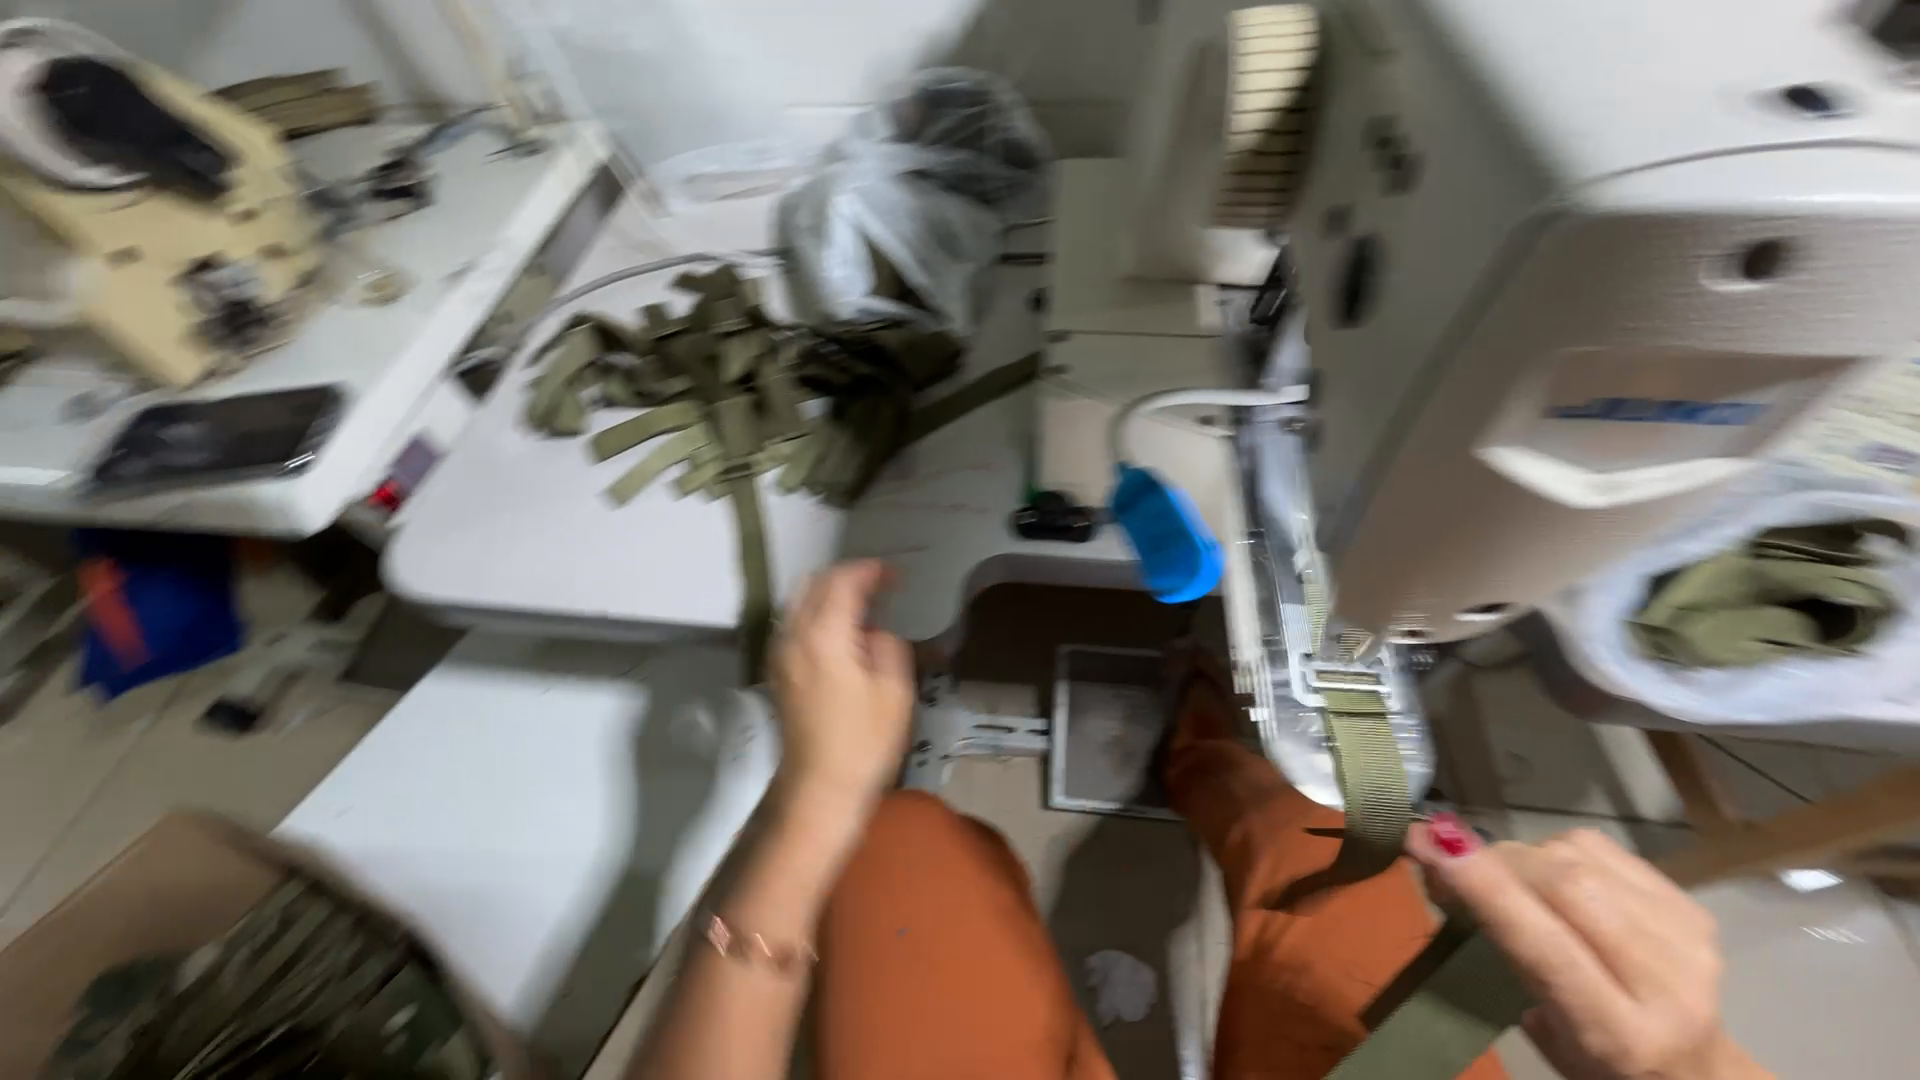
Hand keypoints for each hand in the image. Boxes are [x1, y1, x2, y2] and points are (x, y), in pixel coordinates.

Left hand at [769, 560, 914, 812]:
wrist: (819, 786)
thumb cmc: (864, 741)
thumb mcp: (894, 690)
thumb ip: (887, 645)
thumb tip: (874, 632)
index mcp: (824, 636)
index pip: (842, 581)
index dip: (870, 571)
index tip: (895, 576)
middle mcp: (793, 636)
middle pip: (814, 583)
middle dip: (848, 576)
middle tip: (880, 586)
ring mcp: (780, 653)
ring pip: (800, 601)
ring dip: (830, 593)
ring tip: (864, 606)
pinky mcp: (777, 670)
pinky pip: (794, 623)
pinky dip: (817, 613)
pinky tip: (841, 632)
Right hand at [1409, 817, 1767, 1079]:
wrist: (1697, 1071)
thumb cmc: (1596, 1060)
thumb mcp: (1539, 1027)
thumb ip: (1499, 948)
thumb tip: (1441, 859)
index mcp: (1619, 1035)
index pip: (1545, 947)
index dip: (1483, 887)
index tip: (1427, 842)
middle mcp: (1666, 985)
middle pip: (1565, 884)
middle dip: (1493, 860)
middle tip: (1448, 859)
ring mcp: (1686, 941)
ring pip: (1576, 855)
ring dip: (1523, 854)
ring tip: (1508, 878)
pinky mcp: (1691, 907)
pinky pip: (1598, 847)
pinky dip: (1557, 848)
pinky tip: (1556, 876)